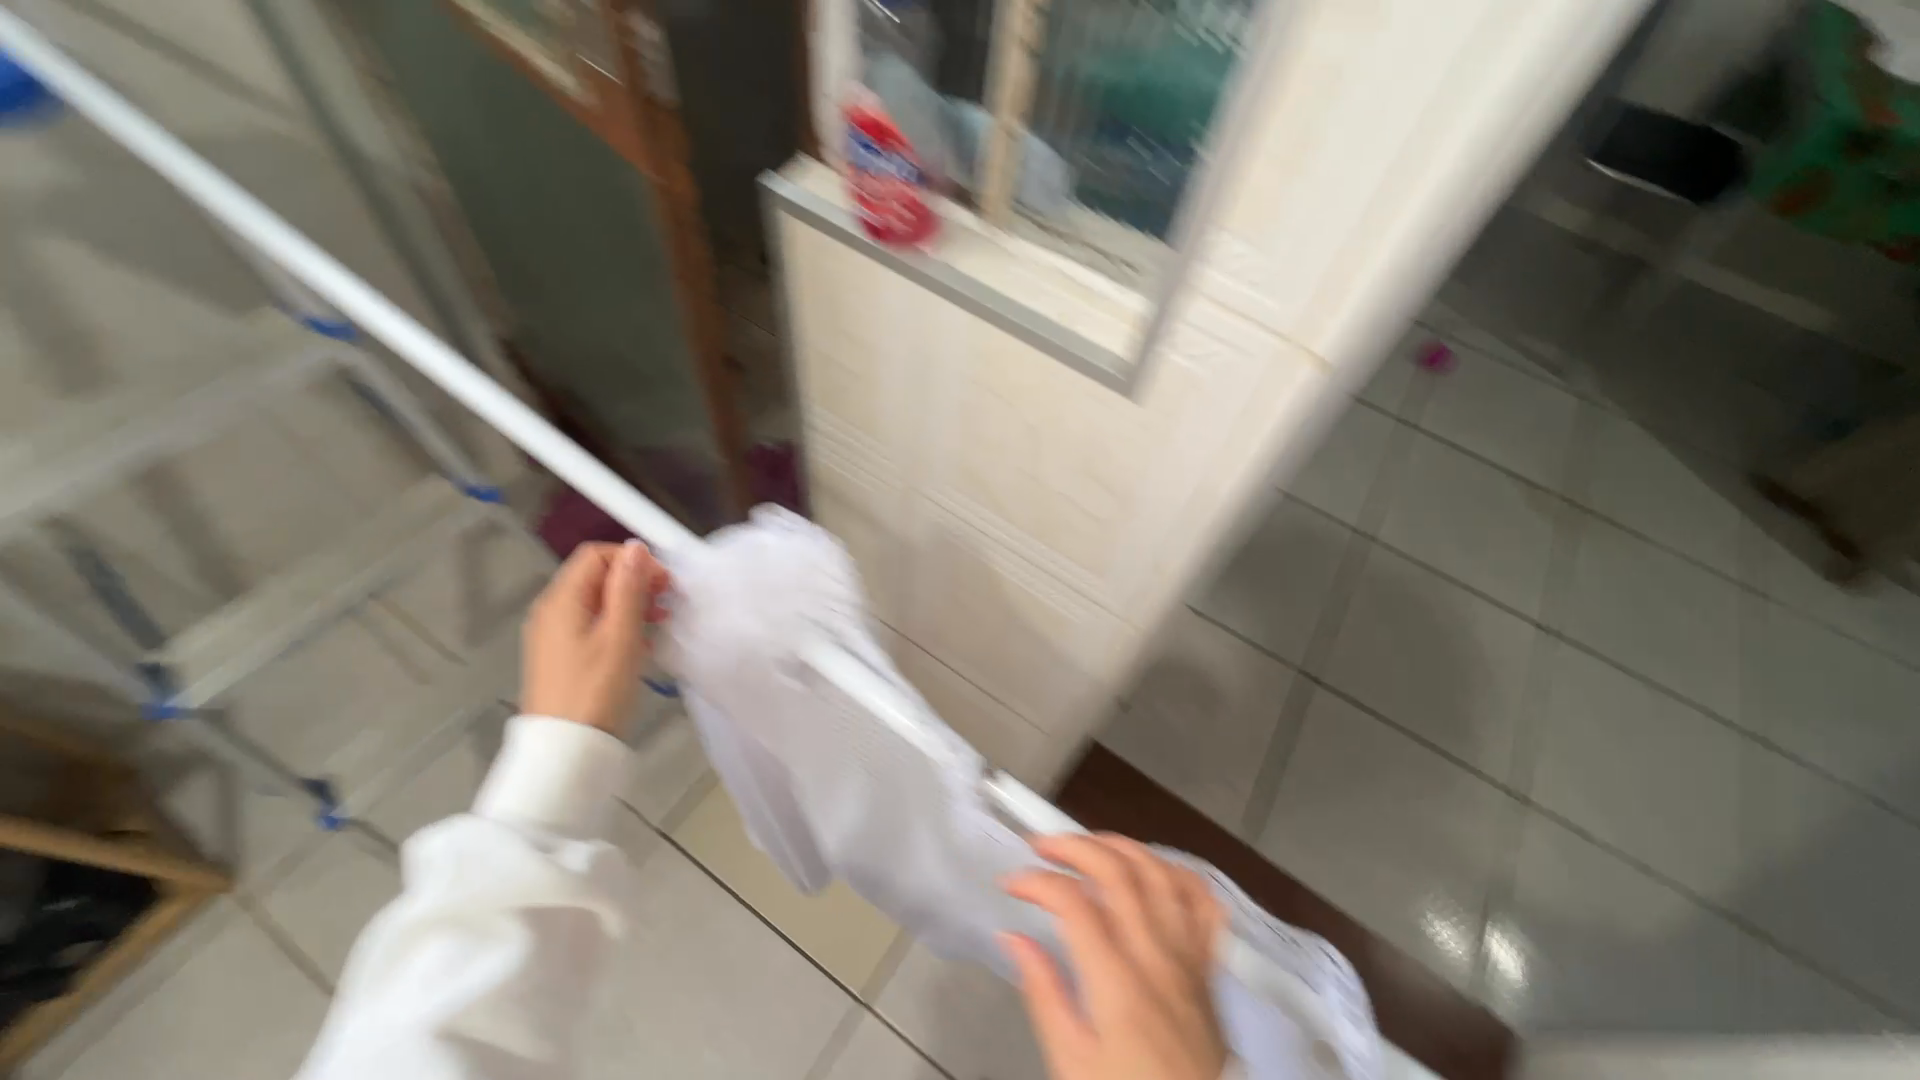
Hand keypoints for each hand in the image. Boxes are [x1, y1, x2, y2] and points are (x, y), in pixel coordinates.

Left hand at [521, 540, 669, 737]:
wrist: (567, 750)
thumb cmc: (597, 689)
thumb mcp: (620, 635)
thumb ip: (628, 588)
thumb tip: (635, 548)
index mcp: (561, 600)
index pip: (596, 555)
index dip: (633, 560)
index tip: (663, 583)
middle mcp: (551, 611)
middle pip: (596, 577)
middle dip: (634, 582)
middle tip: (665, 603)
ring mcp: (553, 635)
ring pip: (596, 602)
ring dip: (629, 605)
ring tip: (657, 624)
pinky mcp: (561, 657)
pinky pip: (592, 626)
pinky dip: (617, 626)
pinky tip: (638, 645)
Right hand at [1002, 834, 1229, 1079]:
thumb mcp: (1071, 1061)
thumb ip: (1043, 993)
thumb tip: (1013, 937)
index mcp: (1117, 981)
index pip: (1075, 903)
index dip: (1038, 881)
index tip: (1011, 885)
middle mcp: (1156, 955)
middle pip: (1119, 872)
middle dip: (1075, 847)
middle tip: (1042, 848)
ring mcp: (1188, 955)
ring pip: (1161, 874)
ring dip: (1122, 846)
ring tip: (1088, 846)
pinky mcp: (1209, 965)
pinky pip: (1203, 902)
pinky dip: (1178, 873)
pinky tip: (1152, 869)